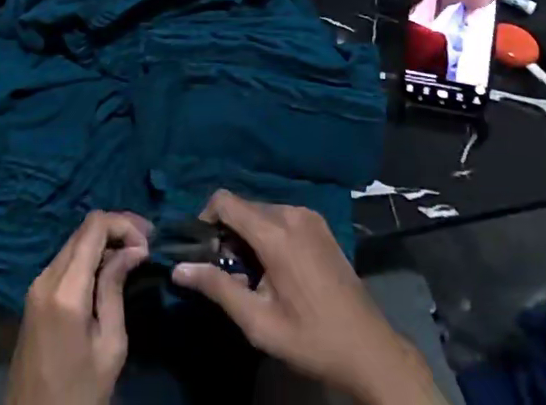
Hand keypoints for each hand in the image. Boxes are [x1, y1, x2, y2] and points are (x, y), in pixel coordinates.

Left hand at [6, 211, 151, 404]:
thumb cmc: (78, 392)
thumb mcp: (110, 345)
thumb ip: (115, 289)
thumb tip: (133, 249)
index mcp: (65, 290)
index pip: (94, 226)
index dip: (125, 224)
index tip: (148, 245)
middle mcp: (45, 278)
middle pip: (84, 229)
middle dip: (118, 229)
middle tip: (147, 245)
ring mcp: (36, 287)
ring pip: (75, 242)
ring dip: (105, 241)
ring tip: (134, 256)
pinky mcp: (35, 297)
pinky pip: (66, 260)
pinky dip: (91, 256)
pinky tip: (110, 270)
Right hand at [172, 192, 444, 404]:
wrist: (366, 345)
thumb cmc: (309, 336)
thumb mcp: (257, 321)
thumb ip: (217, 288)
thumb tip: (179, 267)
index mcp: (276, 233)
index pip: (226, 201)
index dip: (205, 218)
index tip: (200, 249)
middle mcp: (293, 213)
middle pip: (245, 206)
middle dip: (227, 232)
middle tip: (224, 270)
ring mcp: (310, 216)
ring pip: (263, 212)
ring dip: (248, 234)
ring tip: (249, 274)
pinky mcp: (320, 225)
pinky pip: (283, 217)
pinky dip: (268, 233)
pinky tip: (273, 267)